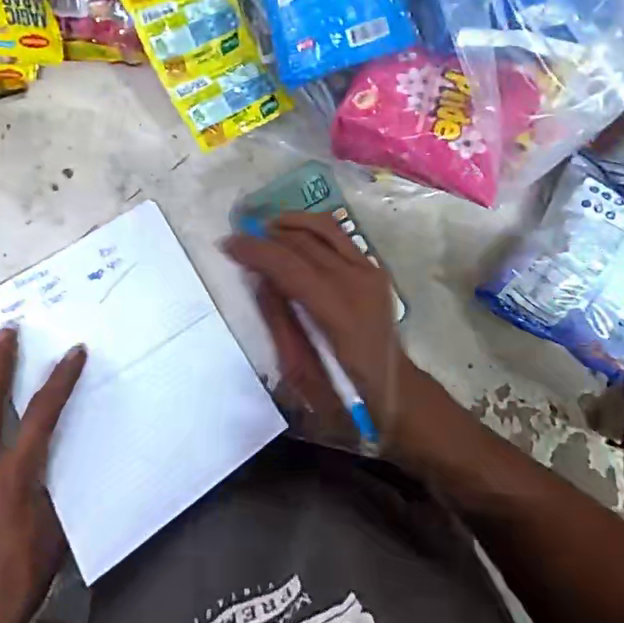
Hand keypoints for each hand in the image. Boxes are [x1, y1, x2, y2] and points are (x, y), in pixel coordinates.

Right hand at [221, 214, 443, 454]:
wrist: (396, 394)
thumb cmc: (347, 398)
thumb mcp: (300, 372)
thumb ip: (279, 322)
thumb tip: (259, 279)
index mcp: (340, 312)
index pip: (290, 266)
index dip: (256, 251)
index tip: (227, 244)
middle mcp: (358, 282)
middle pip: (303, 243)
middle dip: (265, 236)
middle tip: (237, 239)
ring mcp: (370, 271)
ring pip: (323, 228)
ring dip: (289, 223)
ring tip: (262, 231)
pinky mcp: (374, 268)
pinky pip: (337, 236)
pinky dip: (310, 228)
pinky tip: (291, 235)